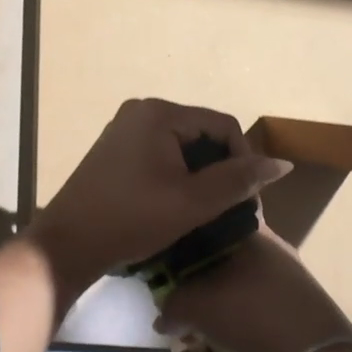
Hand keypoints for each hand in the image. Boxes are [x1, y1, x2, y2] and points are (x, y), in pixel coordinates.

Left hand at [27, 98, 292, 294]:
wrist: (70, 241)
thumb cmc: (132, 218)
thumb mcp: (193, 202)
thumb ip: (238, 180)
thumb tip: (282, 163)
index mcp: (159, 112)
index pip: (223, 125)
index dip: (244, 161)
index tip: (246, 202)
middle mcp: (141, 110)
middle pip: (203, 132)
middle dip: (222, 168)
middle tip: (229, 210)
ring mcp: (125, 128)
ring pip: (184, 146)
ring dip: (201, 176)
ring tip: (207, 212)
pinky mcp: (117, 149)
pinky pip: (162, 154)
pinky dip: (178, 176)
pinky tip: (179, 207)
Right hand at [156, 230, 351, 351]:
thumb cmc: (253, 315)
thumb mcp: (198, 307)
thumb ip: (172, 307)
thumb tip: (164, 318)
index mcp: (249, 236)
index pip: (205, 238)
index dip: (181, 266)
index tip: (170, 294)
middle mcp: (271, 256)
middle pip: (219, 284)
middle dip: (199, 324)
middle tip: (187, 349)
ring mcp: (290, 290)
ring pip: (240, 315)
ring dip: (218, 351)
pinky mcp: (303, 323)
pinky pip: (261, 333)